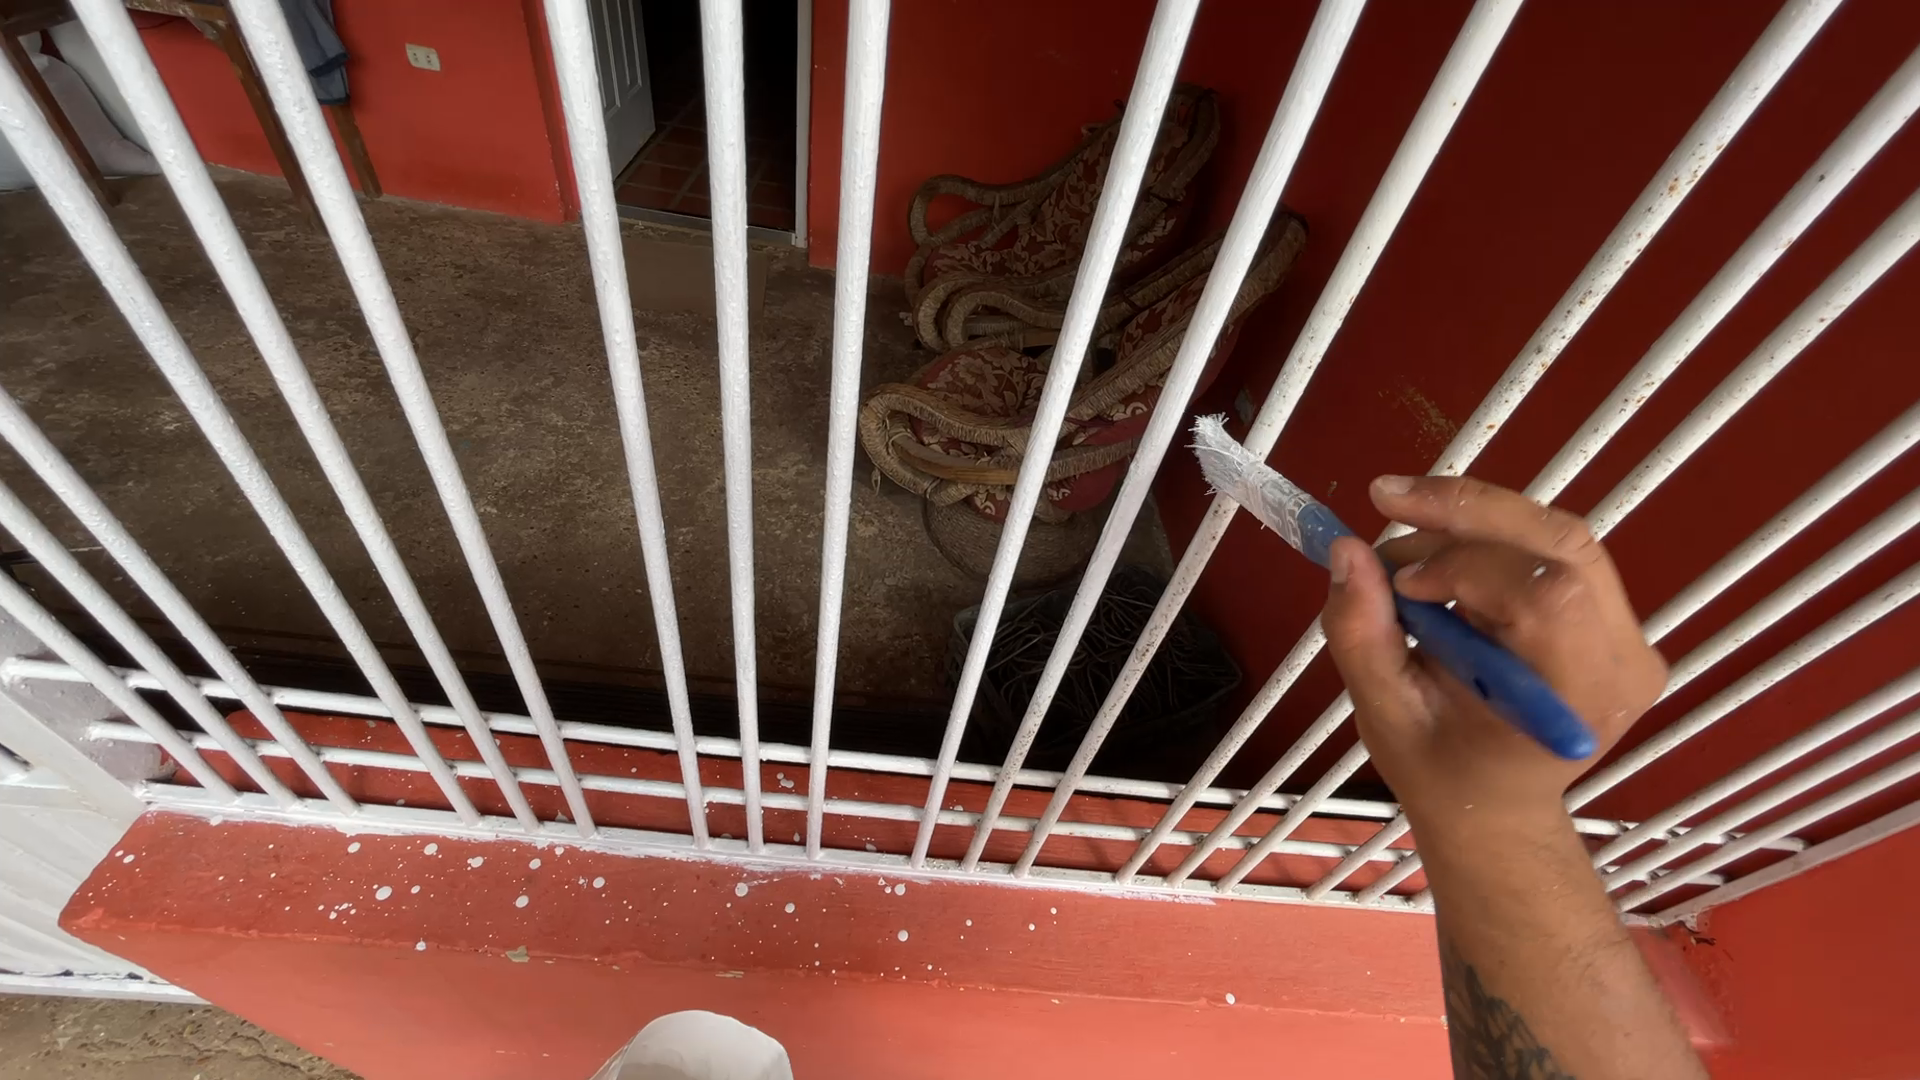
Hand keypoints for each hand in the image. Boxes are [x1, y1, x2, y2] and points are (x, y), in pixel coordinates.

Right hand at [1322, 474, 1667, 834]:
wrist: (1492, 802)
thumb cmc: (1436, 769)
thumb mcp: (1381, 711)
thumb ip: (1362, 633)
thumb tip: (1347, 550)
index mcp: (1573, 695)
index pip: (1545, 593)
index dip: (1464, 567)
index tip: (1398, 584)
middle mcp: (1621, 655)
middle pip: (1559, 543)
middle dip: (1465, 508)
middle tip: (1384, 496)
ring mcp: (1625, 631)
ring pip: (1554, 534)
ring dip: (1469, 517)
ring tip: (1401, 541)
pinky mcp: (1605, 614)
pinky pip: (1546, 548)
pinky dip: (1482, 533)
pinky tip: (1433, 554)